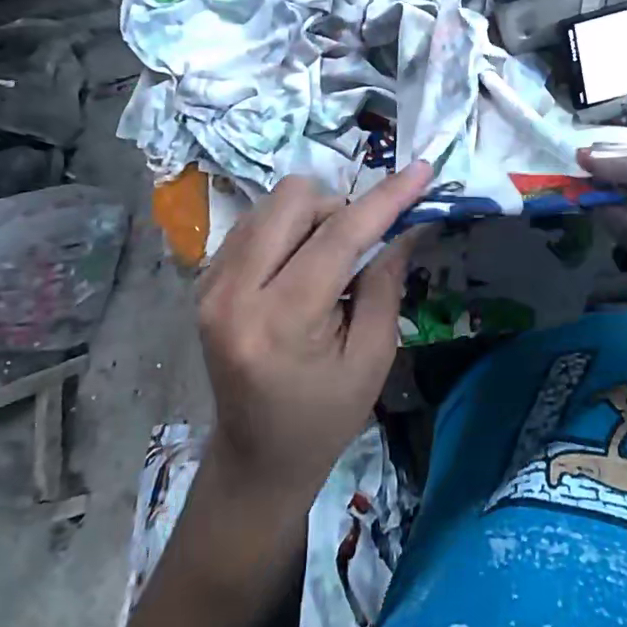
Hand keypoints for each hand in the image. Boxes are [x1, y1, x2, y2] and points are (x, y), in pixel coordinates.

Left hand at [194, 163, 433, 505]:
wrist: (256, 456)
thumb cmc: (325, 415)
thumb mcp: (373, 357)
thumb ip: (387, 282)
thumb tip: (408, 222)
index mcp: (279, 323)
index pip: (338, 237)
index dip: (385, 199)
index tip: (422, 170)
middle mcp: (232, 294)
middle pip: (293, 200)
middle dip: (340, 206)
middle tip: (363, 242)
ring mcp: (209, 284)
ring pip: (273, 204)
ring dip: (314, 216)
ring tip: (331, 260)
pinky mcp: (204, 280)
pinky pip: (256, 222)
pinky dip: (289, 229)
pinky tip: (300, 266)